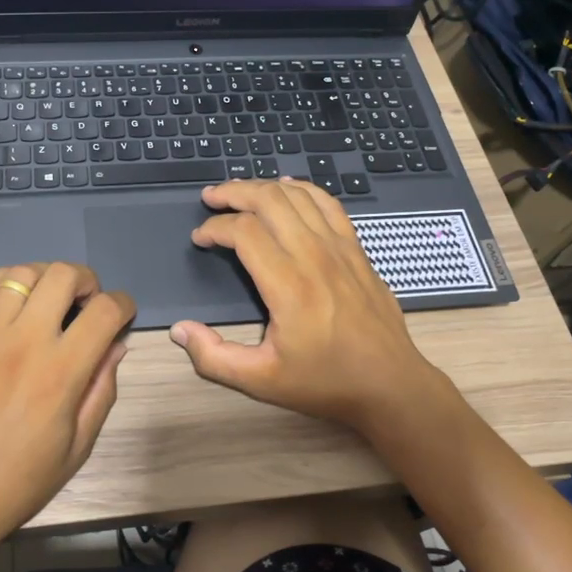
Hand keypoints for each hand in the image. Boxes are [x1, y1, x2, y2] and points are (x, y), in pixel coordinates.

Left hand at [0, 262, 133, 571]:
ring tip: (49, 302)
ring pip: (22, 273)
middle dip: (87, 281)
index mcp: (59, 373)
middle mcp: (23, 341)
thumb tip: (116, 345)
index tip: (122, 315)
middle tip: (86, 304)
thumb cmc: (16, 482)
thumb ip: (102, 389)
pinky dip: (4, 281)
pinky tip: (13, 301)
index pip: (104, 311)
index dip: (123, 305)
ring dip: (46, 279)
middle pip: (63, 275)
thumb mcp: (77, 448)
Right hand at [171, 178, 451, 433]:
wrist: (391, 385)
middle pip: (269, 200)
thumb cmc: (326, 382)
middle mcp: (314, 256)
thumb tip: (180, 331)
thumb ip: (214, 358)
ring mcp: (339, 248)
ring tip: (239, 192)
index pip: (244, 232)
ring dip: (263, 187)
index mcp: (289, 286)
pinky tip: (286, 188)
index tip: (200, 240)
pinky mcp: (356, 249)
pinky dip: (302, 189)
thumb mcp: (262, 381)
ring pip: (297, 195)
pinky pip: (327, 203)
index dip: (214, 229)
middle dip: (233, 192)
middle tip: (210, 199)